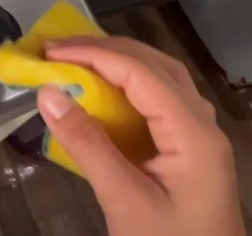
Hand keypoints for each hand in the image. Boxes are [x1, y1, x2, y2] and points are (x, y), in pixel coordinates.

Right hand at [35, 36, 242, 235]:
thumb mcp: (124, 203)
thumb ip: (87, 144)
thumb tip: (47, 91)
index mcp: (194, 136)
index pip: (139, 73)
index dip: (92, 54)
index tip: (48, 53)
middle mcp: (204, 126)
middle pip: (155, 65)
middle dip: (104, 49)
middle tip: (57, 50)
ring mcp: (202, 139)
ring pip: (161, 77)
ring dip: (119, 60)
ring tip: (76, 59)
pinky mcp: (193, 152)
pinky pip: (162, 97)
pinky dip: (129, 81)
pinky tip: (104, 90)